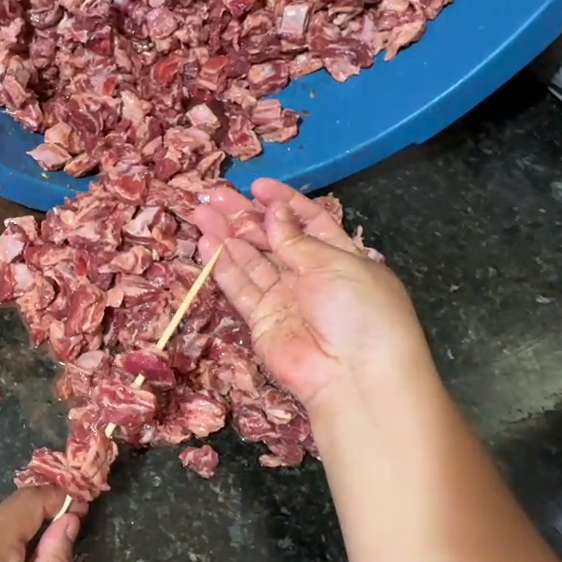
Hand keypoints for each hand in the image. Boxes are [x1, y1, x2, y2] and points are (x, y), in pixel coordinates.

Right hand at [194, 178, 429, 419]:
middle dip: (245, 216)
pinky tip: (207, 244)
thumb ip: (296, 239)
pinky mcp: (260, 320)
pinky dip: (222, 266)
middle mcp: (310, 275)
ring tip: (201, 213)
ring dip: (227, 236)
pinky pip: (239, 288)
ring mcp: (284, 298)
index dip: (283, 203)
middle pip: (272, 239)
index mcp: (340, 257)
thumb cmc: (359, 310)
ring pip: (250, 260)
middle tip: (214, 196)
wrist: (353, 374)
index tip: (257, 186)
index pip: (308, 222)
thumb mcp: (334, 263)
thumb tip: (274, 212)